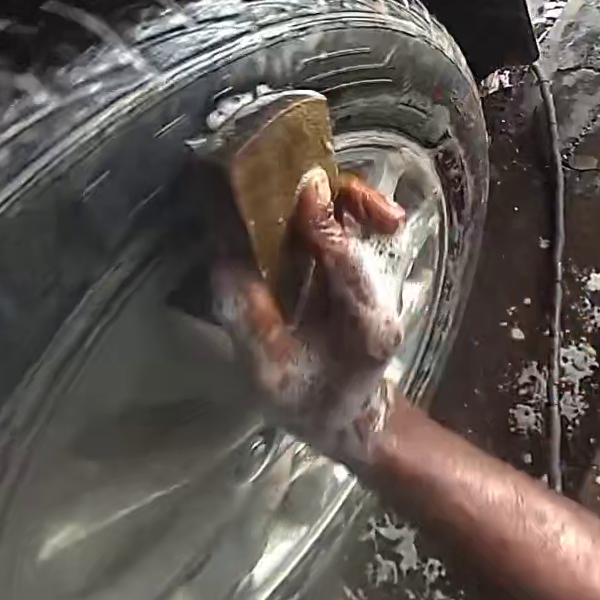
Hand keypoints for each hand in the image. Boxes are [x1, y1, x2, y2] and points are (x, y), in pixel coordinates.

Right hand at [212, 167, 407, 464]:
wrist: (350, 419)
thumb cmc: (310, 403)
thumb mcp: (270, 371)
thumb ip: (249, 317)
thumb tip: (223, 260)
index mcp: (365, 323)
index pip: (347, 261)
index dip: (323, 224)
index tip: (305, 190)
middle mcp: (376, 294)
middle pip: (364, 231)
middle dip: (348, 199)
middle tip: (313, 181)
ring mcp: (370, 283)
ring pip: (358, 226)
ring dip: (340, 200)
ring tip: (308, 188)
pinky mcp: (353, 276)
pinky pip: (342, 234)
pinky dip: (327, 215)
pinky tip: (303, 210)